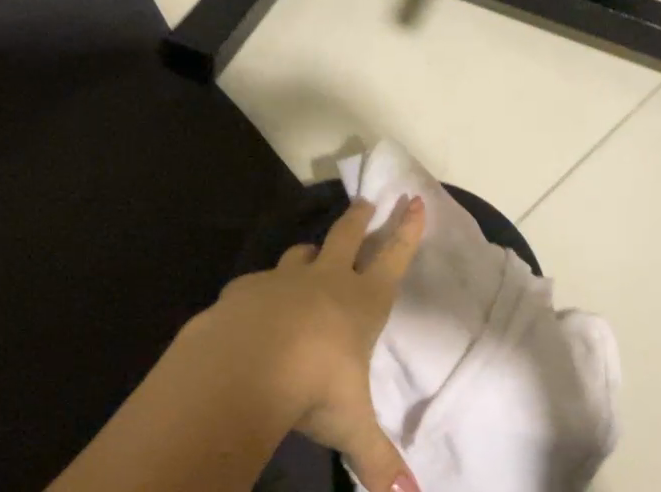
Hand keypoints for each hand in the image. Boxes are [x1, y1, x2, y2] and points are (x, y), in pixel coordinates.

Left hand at [191, 195, 426, 491]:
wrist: (246, 364)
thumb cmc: (314, 387)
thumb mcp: (352, 425)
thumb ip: (379, 460)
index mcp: (361, 302)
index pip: (392, 258)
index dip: (406, 230)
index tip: (414, 200)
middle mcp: (326, 281)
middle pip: (347, 237)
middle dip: (360, 218)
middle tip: (366, 201)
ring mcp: (284, 280)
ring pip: (302, 253)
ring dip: (311, 250)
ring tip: (313, 250)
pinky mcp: (246, 289)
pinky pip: (259, 282)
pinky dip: (263, 288)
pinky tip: (256, 302)